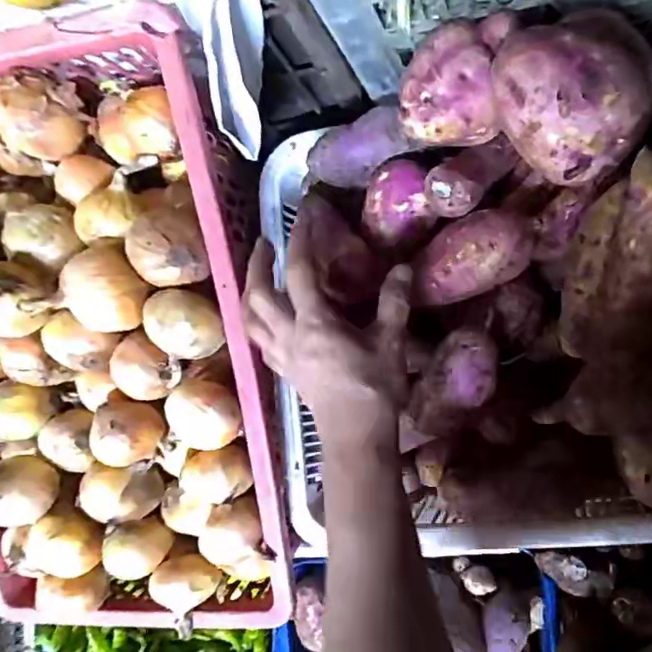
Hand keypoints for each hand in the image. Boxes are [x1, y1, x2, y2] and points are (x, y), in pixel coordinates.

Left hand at [245, 220, 410, 448]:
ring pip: (250, 318)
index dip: (300, 238)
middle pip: (257, 293)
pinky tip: (270, 320)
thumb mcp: (391, 344)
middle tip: (267, 244)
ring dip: (250, 292)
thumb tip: (402, 268)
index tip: (305, 214)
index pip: (299, 271)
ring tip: (259, 277)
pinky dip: (258, 322)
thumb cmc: (375, 391)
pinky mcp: (286, 373)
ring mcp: (282, 357)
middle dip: (258, 263)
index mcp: (315, 324)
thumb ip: (394, 303)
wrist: (357, 437)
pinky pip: (260, 341)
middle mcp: (289, 336)